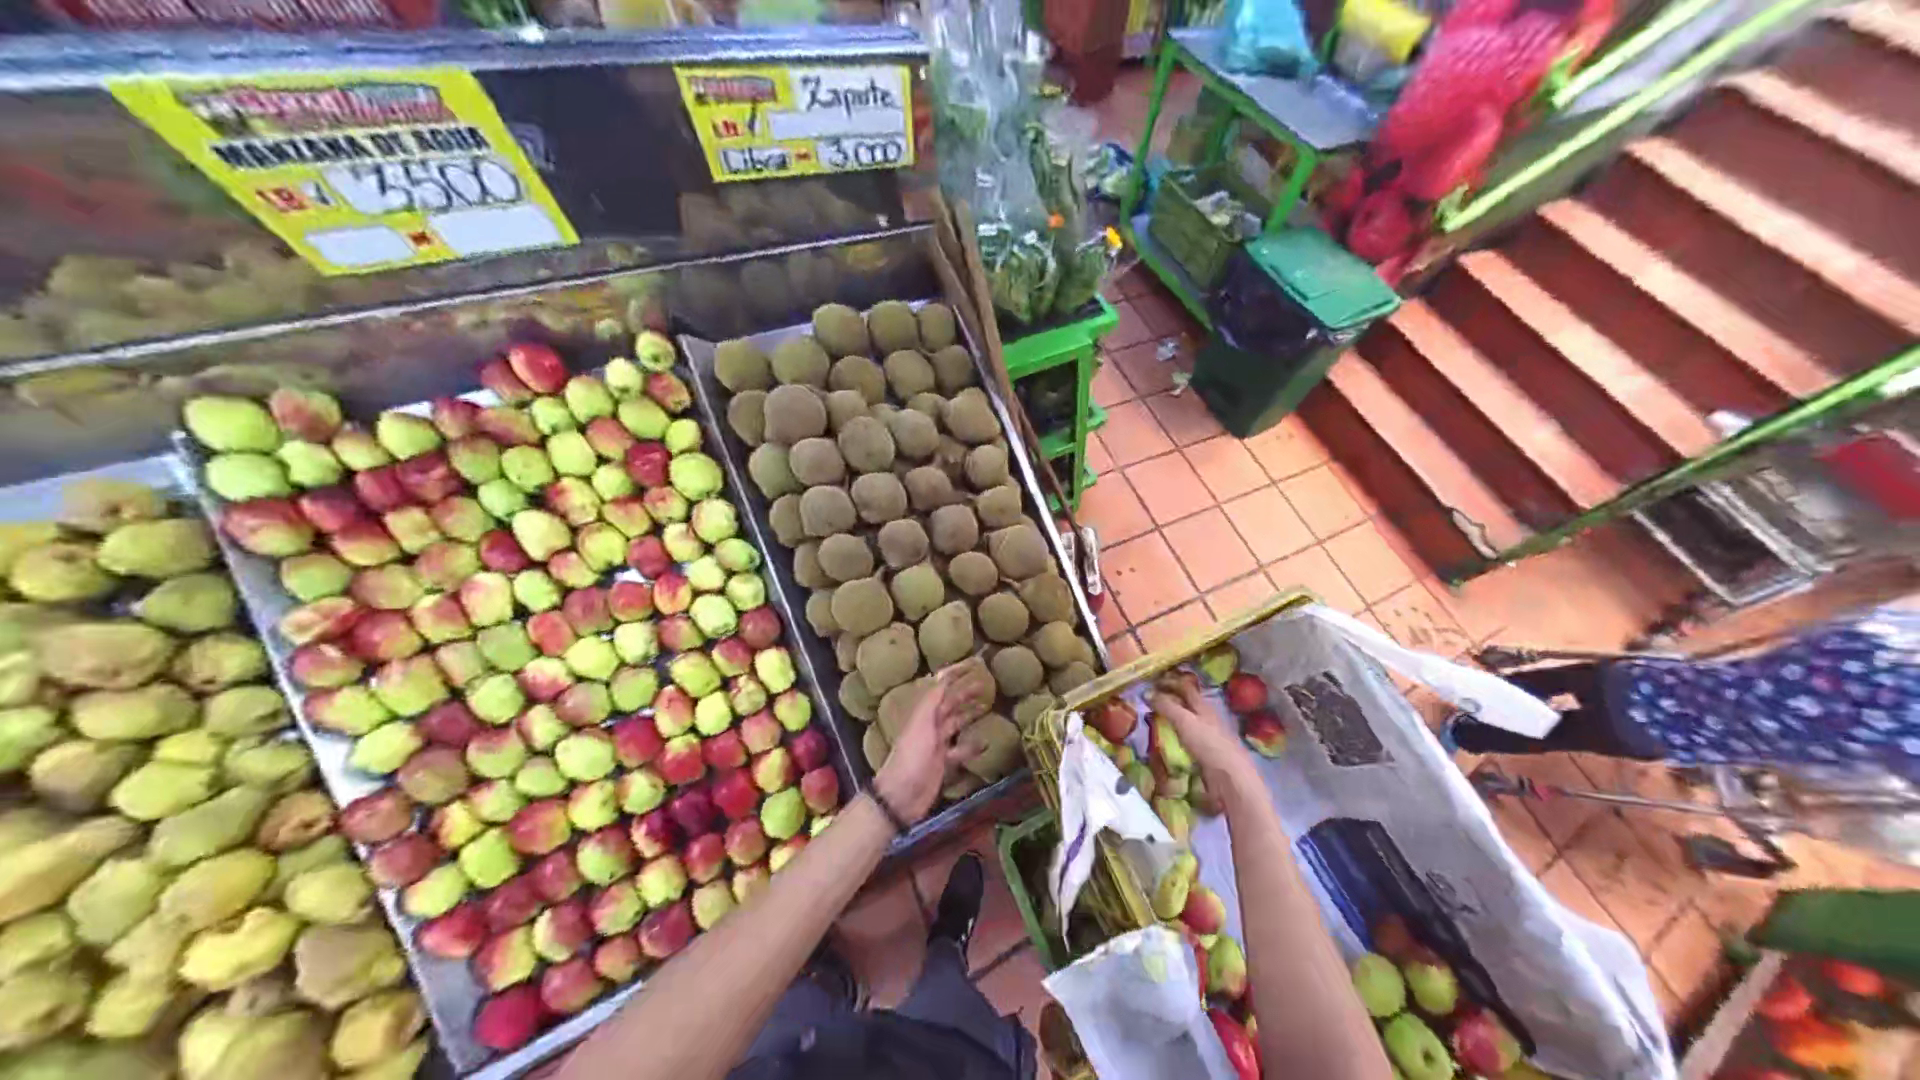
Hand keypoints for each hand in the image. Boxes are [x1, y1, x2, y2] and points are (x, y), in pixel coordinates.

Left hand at [872, 666, 978, 819]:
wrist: (901, 795)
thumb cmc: (912, 756)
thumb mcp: (921, 724)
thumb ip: (932, 699)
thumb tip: (943, 673)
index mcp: (924, 712)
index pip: (941, 686)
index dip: (955, 674)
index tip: (973, 664)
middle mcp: (930, 724)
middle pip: (949, 703)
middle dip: (965, 692)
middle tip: (985, 683)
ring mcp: (936, 744)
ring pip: (955, 723)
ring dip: (969, 713)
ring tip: (986, 705)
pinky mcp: (943, 762)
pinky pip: (960, 749)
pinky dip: (972, 745)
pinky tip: (985, 742)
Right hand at [1147, 680, 1258, 797]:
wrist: (1231, 778)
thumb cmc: (1209, 744)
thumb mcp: (1185, 721)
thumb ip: (1167, 706)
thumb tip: (1147, 693)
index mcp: (1204, 707)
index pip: (1186, 687)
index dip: (1171, 682)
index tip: (1152, 681)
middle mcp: (1208, 718)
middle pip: (1188, 704)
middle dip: (1171, 699)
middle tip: (1150, 699)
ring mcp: (1209, 737)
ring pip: (1188, 721)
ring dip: (1173, 717)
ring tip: (1155, 718)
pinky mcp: (1207, 754)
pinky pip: (1188, 738)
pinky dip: (1176, 735)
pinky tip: (1168, 740)